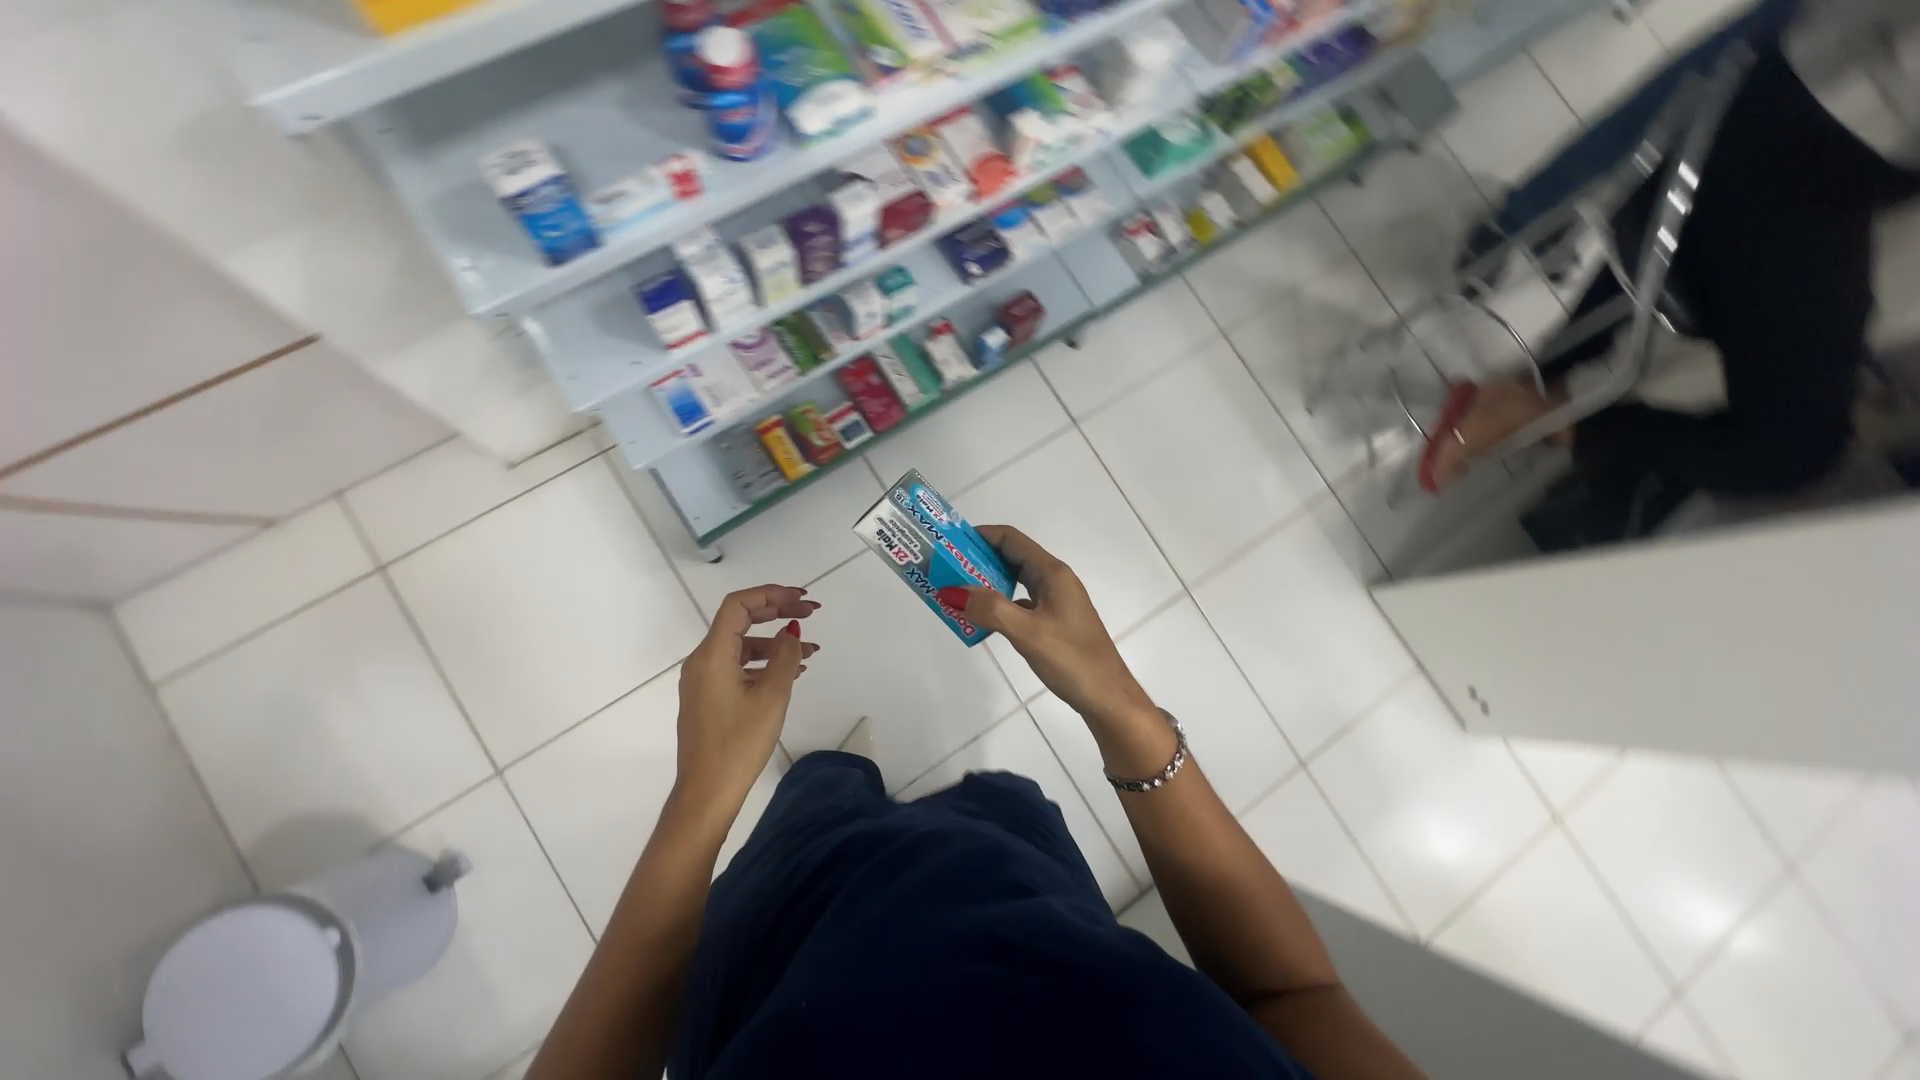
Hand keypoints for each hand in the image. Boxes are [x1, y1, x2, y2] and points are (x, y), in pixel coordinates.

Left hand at [676, 585, 818, 804]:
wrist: (706, 793)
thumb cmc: (739, 744)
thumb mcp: (771, 697)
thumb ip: (784, 657)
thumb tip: (791, 632)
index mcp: (712, 655)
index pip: (739, 606)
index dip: (772, 595)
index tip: (803, 600)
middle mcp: (702, 661)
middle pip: (740, 621)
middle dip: (777, 612)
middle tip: (811, 613)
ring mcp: (703, 681)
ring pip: (741, 647)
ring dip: (775, 643)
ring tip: (810, 651)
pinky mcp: (708, 699)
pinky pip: (738, 667)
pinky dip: (764, 663)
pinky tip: (790, 673)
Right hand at [937, 526, 1154, 733]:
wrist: (1107, 697)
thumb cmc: (1072, 660)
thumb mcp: (1028, 633)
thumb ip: (991, 609)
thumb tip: (952, 591)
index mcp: (1052, 573)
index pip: (1011, 539)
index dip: (979, 536)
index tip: (948, 543)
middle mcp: (1054, 581)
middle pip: (1011, 558)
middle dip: (977, 560)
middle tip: (944, 570)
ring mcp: (1055, 602)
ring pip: (1014, 582)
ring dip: (985, 584)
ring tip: (955, 593)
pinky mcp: (1054, 622)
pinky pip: (1020, 604)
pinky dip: (998, 606)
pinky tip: (980, 620)